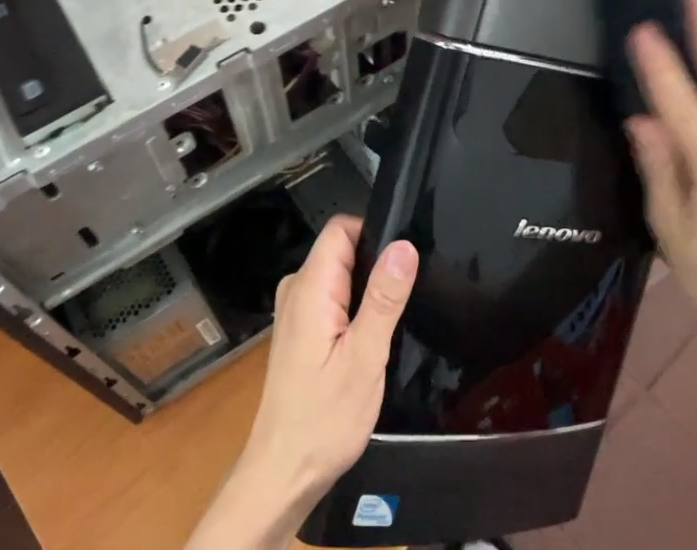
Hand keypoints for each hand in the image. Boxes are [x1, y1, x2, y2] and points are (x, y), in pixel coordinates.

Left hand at [186, 217, 416, 548]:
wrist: (286, 468)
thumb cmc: (325, 418)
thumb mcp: (365, 357)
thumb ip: (383, 299)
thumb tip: (403, 245)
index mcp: (309, 287)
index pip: (340, 229)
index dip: (375, 232)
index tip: (407, 258)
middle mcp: (296, 290)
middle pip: (342, 251)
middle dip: (377, 265)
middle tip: (410, 296)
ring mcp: (296, 311)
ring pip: (340, 277)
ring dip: (369, 291)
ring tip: (396, 321)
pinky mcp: (301, 331)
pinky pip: (333, 300)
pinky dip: (356, 311)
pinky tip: (375, 340)